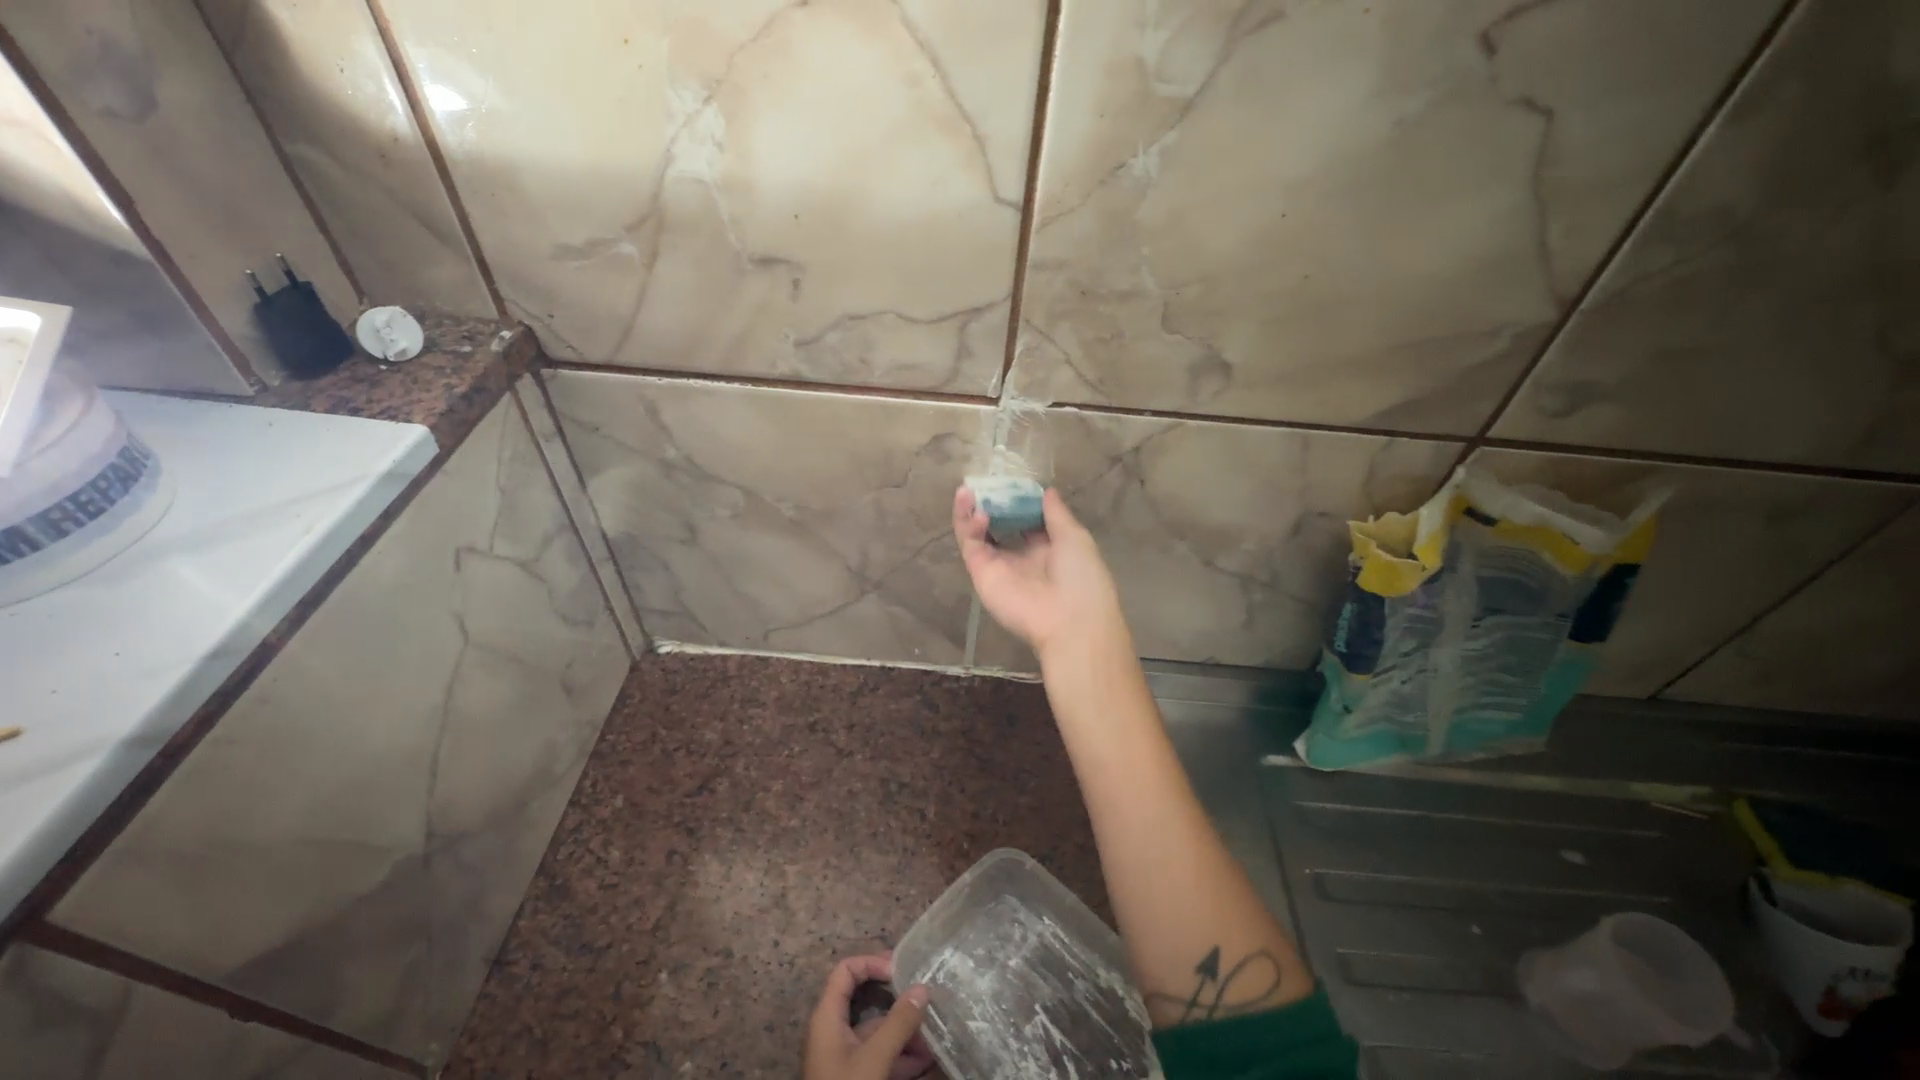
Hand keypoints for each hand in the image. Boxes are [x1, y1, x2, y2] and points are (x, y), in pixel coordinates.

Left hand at [803, 954, 933, 1079]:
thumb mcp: (875, 1058)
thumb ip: (899, 1023)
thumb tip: (922, 987)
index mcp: (827, 1017)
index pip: (845, 971)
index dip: (872, 963)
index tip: (901, 971)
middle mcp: (833, 1031)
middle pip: (867, 1003)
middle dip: (899, 1006)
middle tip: (928, 1004)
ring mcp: (843, 1056)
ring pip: (877, 1033)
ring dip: (905, 1034)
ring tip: (934, 1040)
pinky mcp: (853, 1075)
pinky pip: (879, 1056)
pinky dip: (900, 1056)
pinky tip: (925, 1063)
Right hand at [952, 486, 1127, 662]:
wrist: (1070, 620)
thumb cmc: (1082, 577)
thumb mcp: (1075, 538)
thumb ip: (1056, 514)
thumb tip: (1047, 491)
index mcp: (1047, 546)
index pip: (1025, 517)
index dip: (1016, 498)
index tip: (1010, 477)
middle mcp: (1021, 555)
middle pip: (999, 523)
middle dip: (990, 501)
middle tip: (983, 480)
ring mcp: (999, 565)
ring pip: (978, 532)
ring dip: (972, 510)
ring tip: (969, 489)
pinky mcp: (981, 574)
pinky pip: (971, 545)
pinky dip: (968, 525)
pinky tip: (978, 511)